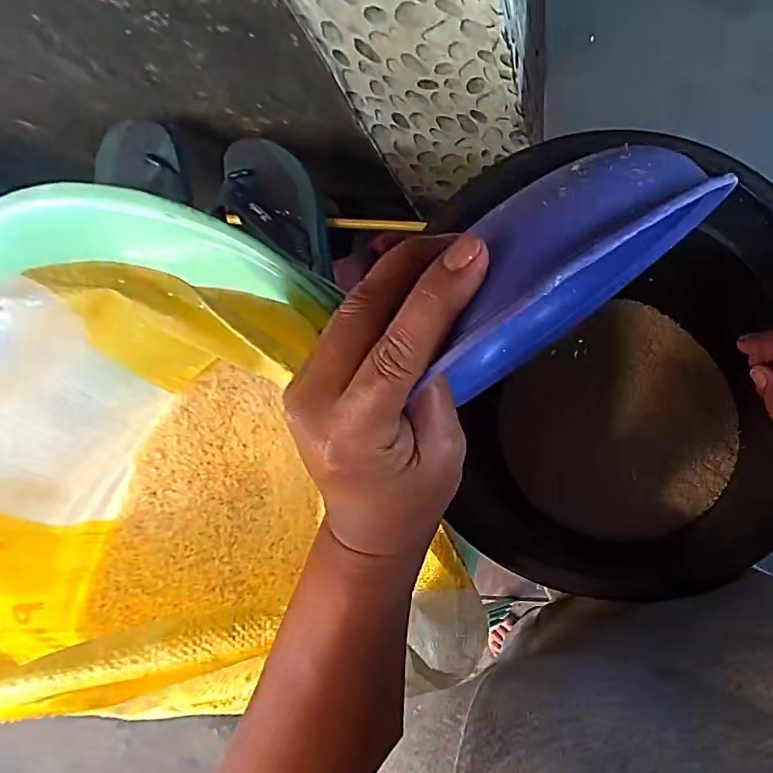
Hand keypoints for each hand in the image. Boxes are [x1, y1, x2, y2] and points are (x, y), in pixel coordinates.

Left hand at [283, 234, 488, 560]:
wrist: (363, 531)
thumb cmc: (413, 503)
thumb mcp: (446, 455)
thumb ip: (439, 393)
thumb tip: (437, 333)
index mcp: (355, 429)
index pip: (397, 346)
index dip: (436, 294)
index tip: (471, 253)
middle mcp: (315, 400)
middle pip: (362, 312)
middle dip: (410, 266)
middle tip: (455, 241)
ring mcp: (301, 385)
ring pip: (347, 308)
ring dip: (392, 272)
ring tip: (435, 250)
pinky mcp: (304, 376)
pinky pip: (343, 322)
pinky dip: (376, 293)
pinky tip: (404, 273)